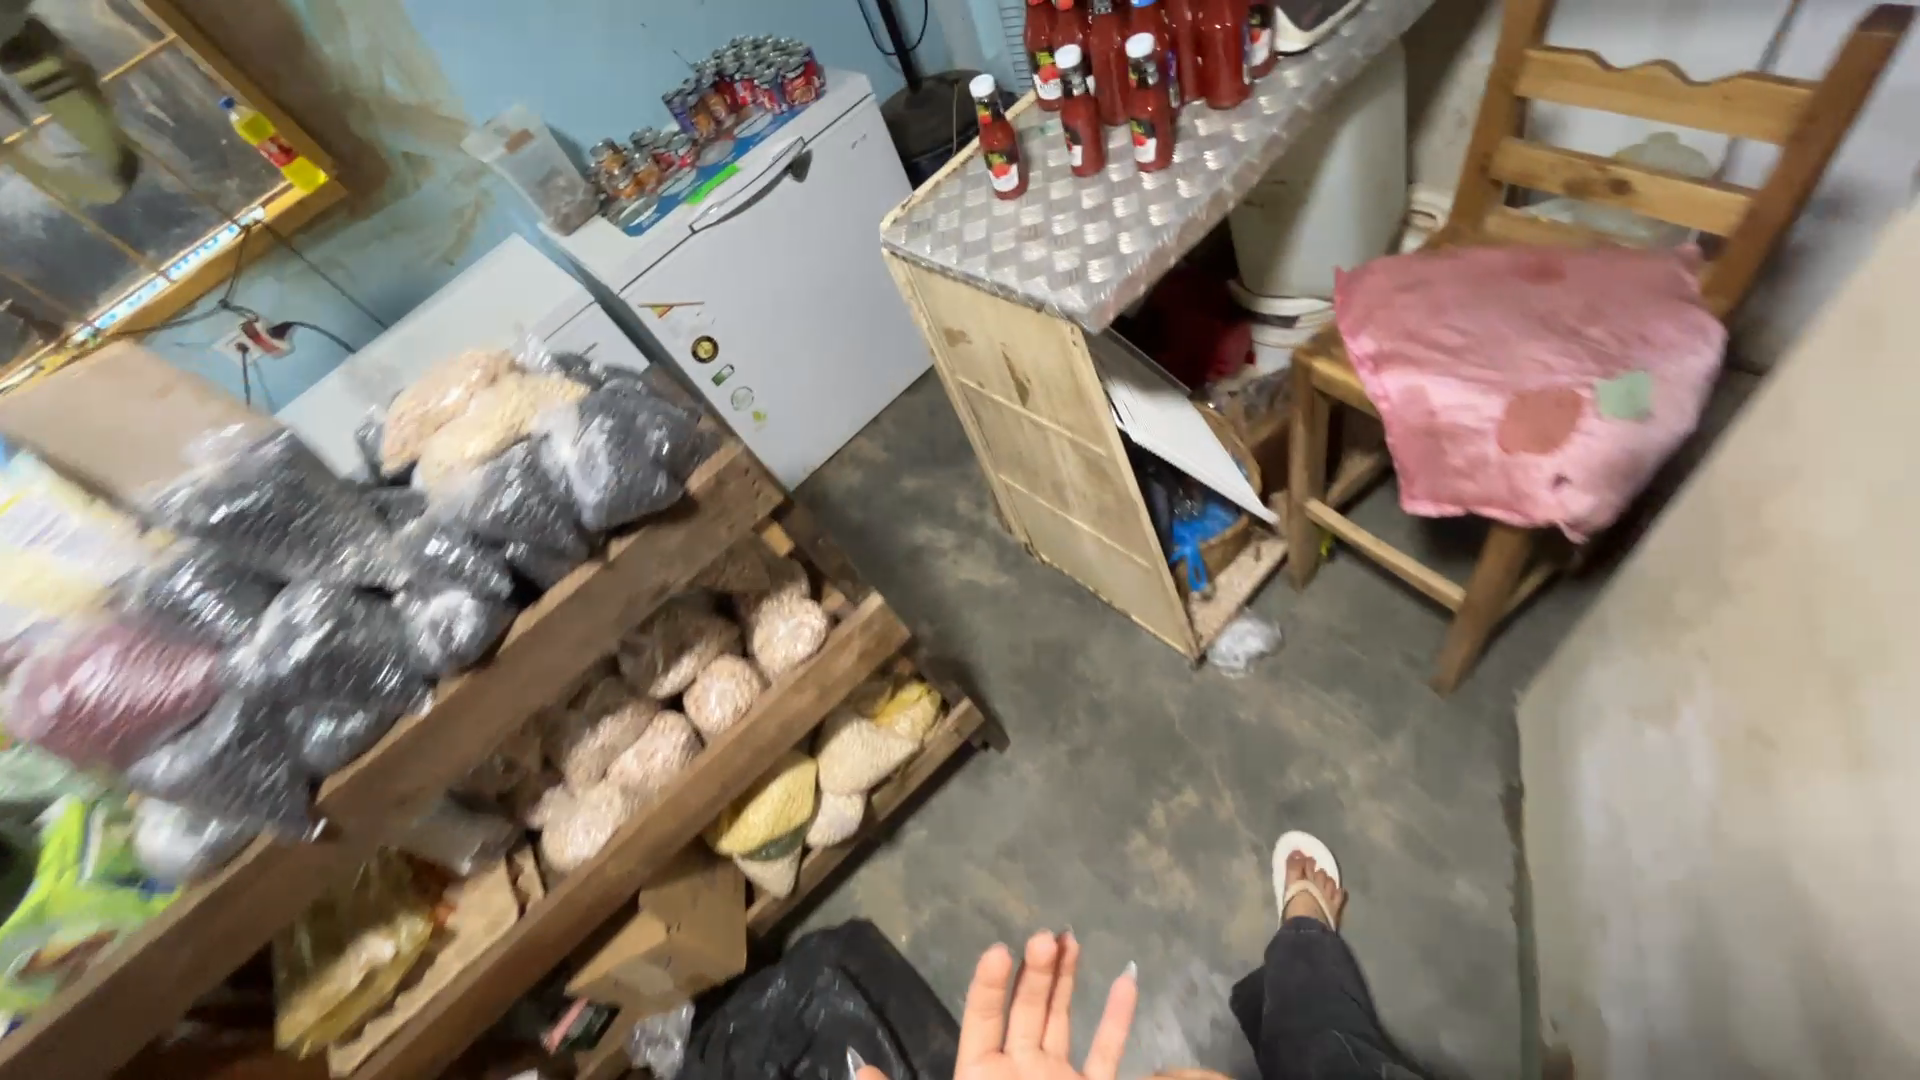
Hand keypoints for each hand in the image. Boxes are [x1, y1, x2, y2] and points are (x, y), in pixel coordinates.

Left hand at [853, 930, 1138, 1079]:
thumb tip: (858, 1069)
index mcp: (982, 1078)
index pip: (983, 1018)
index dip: (990, 984)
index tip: (1000, 951)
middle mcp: (1021, 1072)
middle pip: (1026, 1008)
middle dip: (1035, 969)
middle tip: (1045, 935)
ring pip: (1064, 1020)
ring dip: (1070, 980)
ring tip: (1071, 936)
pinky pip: (1108, 1054)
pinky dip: (1118, 1018)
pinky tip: (1128, 977)